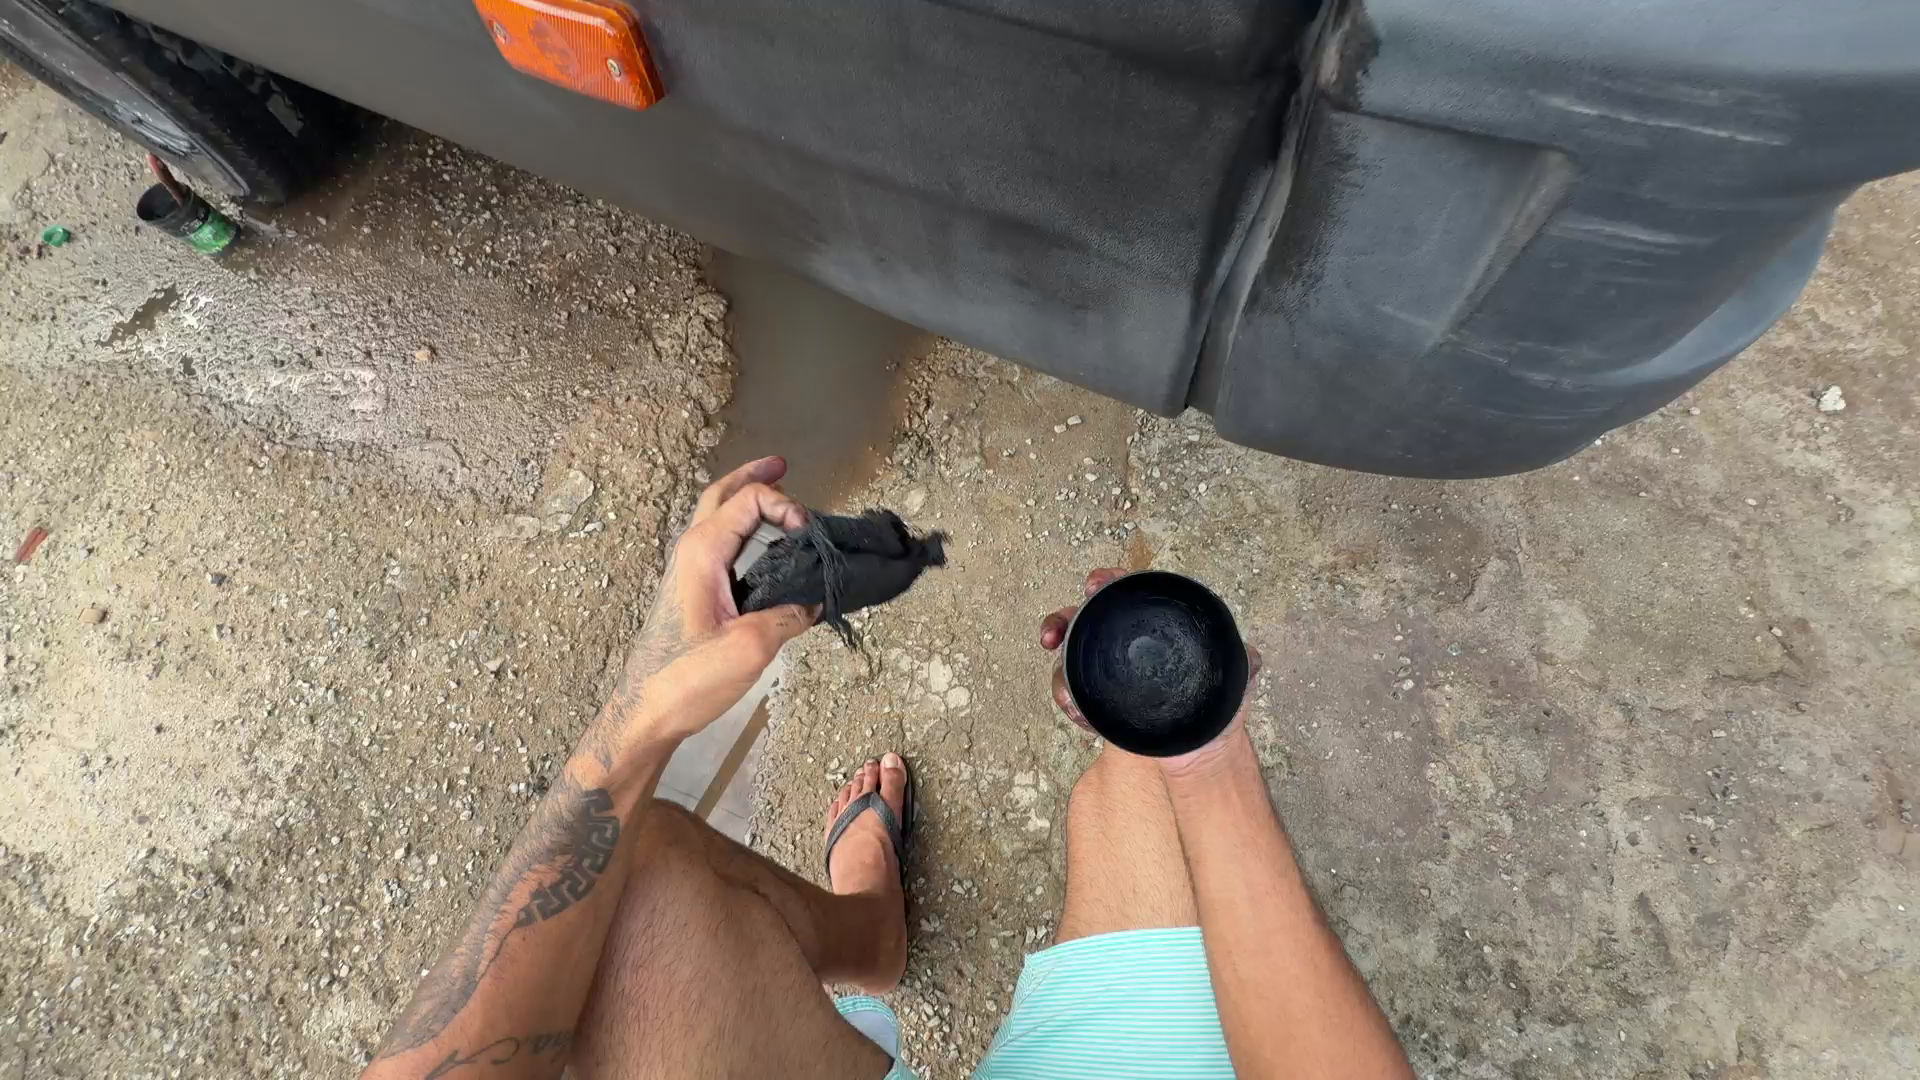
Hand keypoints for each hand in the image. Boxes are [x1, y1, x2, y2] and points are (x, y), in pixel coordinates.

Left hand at [597, 457, 817, 757]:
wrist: (645, 712)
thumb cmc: (688, 679)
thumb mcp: (750, 646)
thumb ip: (789, 614)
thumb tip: (816, 600)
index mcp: (702, 552)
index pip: (748, 500)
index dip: (786, 507)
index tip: (811, 535)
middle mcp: (692, 551)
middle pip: (721, 494)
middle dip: (754, 475)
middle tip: (784, 465)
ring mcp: (690, 571)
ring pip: (717, 516)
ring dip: (747, 500)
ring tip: (779, 497)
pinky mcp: (694, 592)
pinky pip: (722, 543)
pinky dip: (745, 529)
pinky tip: (767, 546)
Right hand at [1039, 567, 1260, 771]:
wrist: (1204, 748)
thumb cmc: (1218, 703)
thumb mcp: (1237, 674)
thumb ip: (1243, 658)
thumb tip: (1249, 655)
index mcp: (1150, 620)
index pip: (1122, 589)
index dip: (1104, 582)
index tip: (1094, 586)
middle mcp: (1121, 640)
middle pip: (1081, 617)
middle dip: (1060, 619)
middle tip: (1053, 634)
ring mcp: (1104, 670)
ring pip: (1068, 656)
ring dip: (1058, 670)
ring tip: (1069, 699)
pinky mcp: (1096, 698)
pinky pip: (1071, 692)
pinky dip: (1068, 701)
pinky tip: (1082, 718)